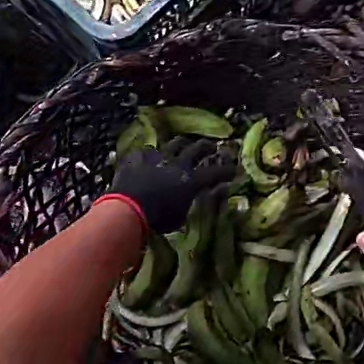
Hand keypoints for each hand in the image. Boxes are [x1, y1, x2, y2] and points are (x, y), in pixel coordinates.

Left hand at [107, 141, 233, 232]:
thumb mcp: (180, 217)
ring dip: (180, 144)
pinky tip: (149, 155)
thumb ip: (193, 203)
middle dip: (206, 146)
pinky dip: (150, 154)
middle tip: (211, 146)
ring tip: (183, 143)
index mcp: (191, 180)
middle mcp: (177, 163)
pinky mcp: (138, 157)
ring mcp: (157, 157)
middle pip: (196, 149)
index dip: (227, 171)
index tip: (235, 169)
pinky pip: (146, 151)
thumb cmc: (157, 220)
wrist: (128, 209)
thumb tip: (207, 196)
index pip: (216, 172)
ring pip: (173, 144)